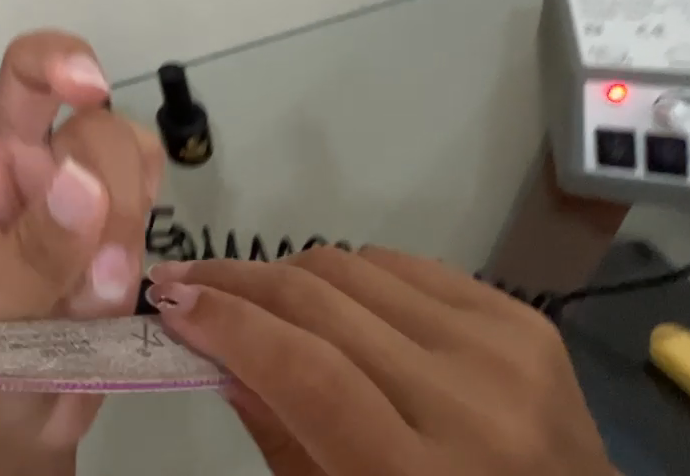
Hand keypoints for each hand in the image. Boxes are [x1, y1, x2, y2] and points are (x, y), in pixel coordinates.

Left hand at [0, 0, 161, 475]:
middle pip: (40, 74)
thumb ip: (35, 251)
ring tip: (97, 278)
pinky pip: (142, 175)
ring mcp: (66, 180)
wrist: (22, 431)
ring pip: (106, 130)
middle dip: (68, 67)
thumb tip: (86, 180)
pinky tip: (118, 280)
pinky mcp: (113, 209)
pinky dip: (141, 214)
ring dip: (116, 187)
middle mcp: (9, 157)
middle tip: (88, 92)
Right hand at [148, 248, 615, 475]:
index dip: (226, 320)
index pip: (305, 367)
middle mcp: (475, 407)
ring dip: (282, 273)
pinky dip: (345, 274)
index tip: (167, 297)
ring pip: (346, 266)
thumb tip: (205, 337)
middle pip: (318, 302)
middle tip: (181, 278)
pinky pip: (396, 262)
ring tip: (251, 293)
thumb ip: (273, 427)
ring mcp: (506, 353)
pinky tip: (329, 300)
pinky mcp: (522, 318)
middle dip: (233, 280)